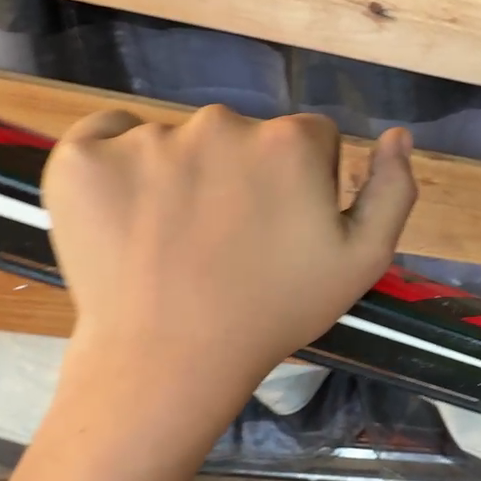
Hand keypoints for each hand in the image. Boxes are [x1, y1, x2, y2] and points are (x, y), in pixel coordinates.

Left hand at [43, 104, 416, 401]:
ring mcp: (145, 137)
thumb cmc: (280, 309)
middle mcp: (221, 124)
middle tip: (239, 240)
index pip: (312, 138)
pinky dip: (123, 167)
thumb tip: (397, 134)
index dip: (311, 182)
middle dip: (250, 174)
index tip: (293, 227)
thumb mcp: (364, 261)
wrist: (171, 356)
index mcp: (290, 143)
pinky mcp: (82, 156)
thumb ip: (393, 192)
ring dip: (189, 176)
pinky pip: (110, 137)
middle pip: (247, 136)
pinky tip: (135, 215)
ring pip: (183, 142)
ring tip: (184, 241)